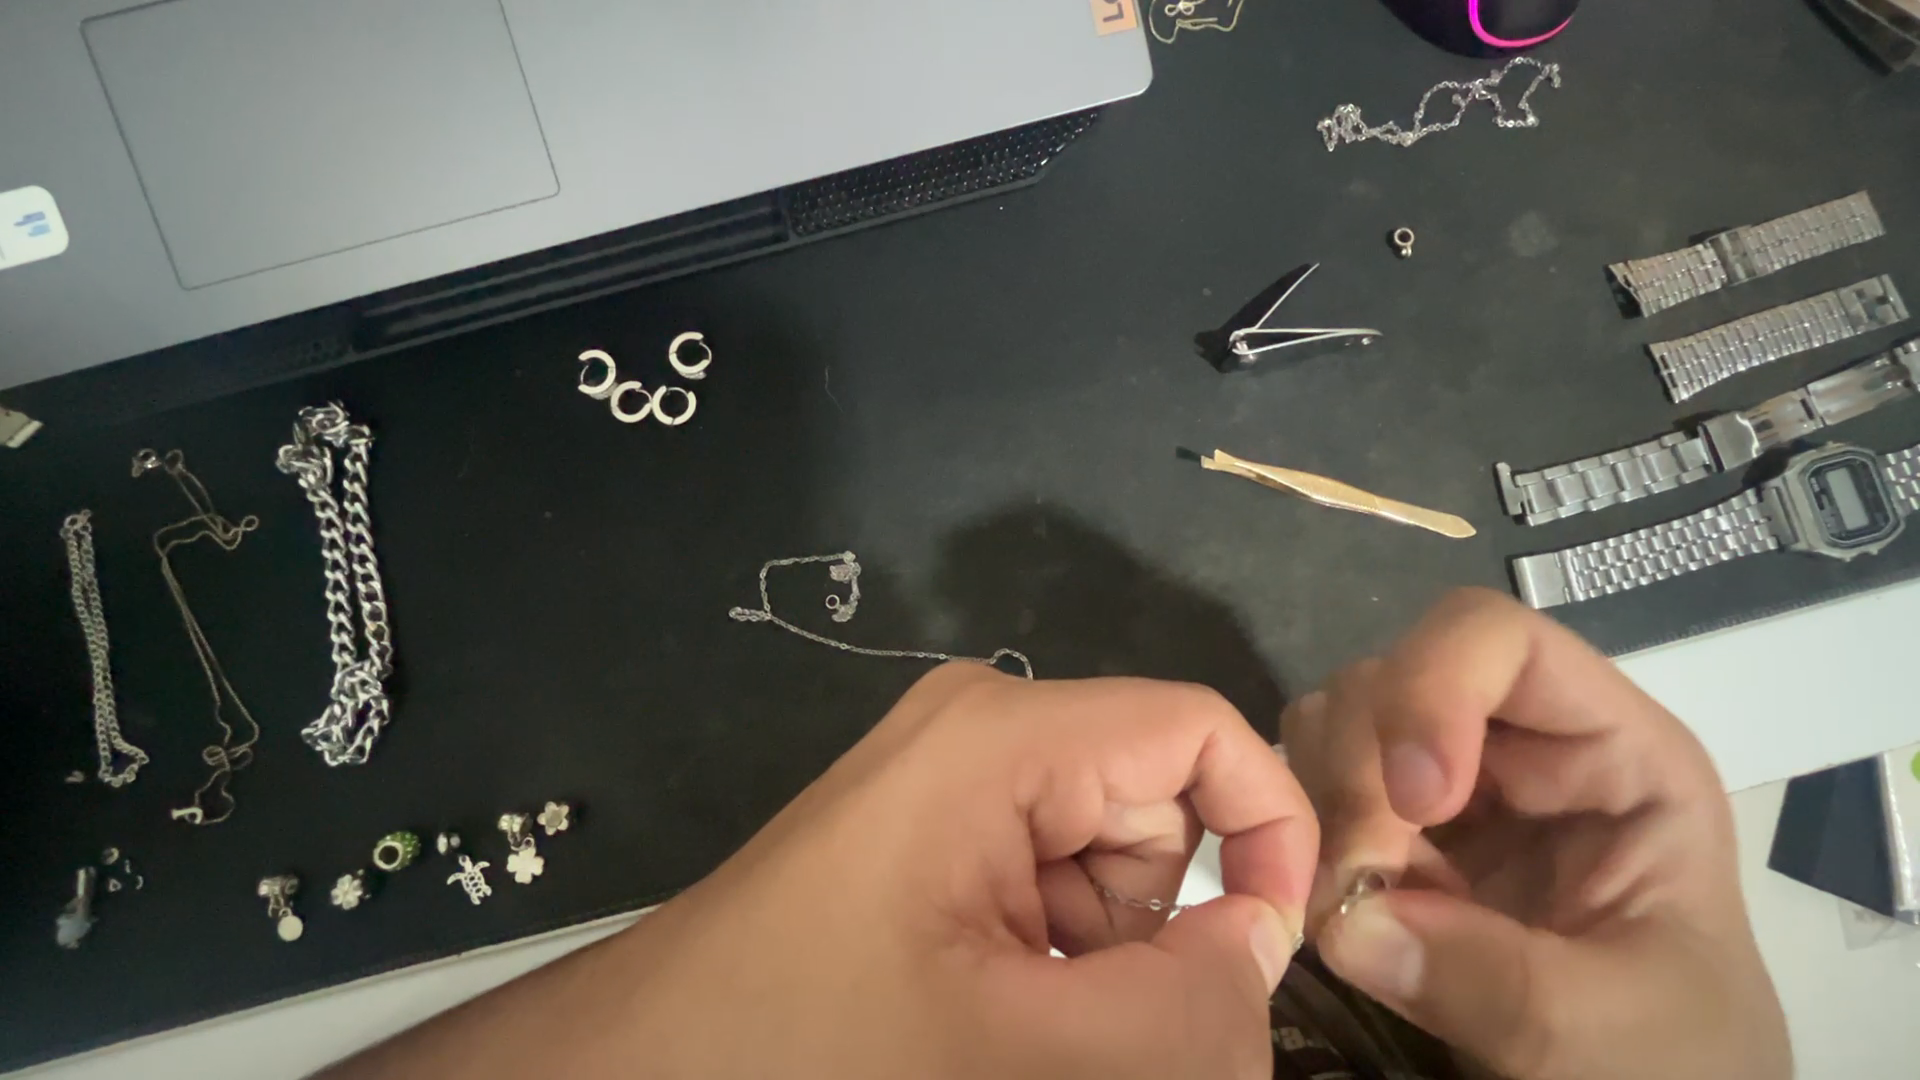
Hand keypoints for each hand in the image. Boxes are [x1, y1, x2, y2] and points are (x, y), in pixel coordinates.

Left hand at [327, 665, 1316, 1078]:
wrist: (656, 1058)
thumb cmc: (816, 1040)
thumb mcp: (1019, 1049)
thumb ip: (1177, 1013)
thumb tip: (1265, 943)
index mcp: (1005, 734)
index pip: (1194, 726)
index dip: (1264, 819)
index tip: (1273, 943)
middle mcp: (985, 723)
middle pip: (1151, 794)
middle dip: (1157, 913)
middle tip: (1090, 1017)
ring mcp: (955, 764)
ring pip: (1104, 842)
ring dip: (1102, 942)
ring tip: (1022, 1010)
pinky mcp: (938, 810)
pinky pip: (1048, 862)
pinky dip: (1057, 941)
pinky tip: (993, 994)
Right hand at [1283, 589, 1788, 1079]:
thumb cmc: (1674, 1053)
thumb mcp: (1625, 1036)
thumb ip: (1497, 983)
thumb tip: (1345, 922)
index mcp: (1606, 748)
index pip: (1496, 639)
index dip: (1435, 688)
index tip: (1418, 801)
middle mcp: (1506, 735)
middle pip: (1386, 678)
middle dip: (1359, 778)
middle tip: (1364, 886)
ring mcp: (1432, 766)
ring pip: (1330, 718)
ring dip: (1325, 804)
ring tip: (1362, 897)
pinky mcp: (1377, 806)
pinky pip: (1304, 773)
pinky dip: (1303, 826)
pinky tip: (1343, 890)